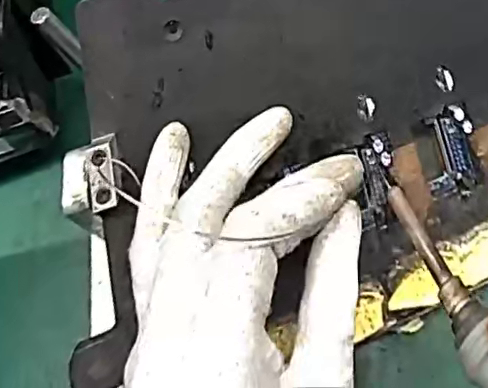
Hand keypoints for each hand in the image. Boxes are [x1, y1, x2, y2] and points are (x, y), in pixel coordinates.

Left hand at [124, 107, 363, 387]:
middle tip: (285, 127)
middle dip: (245, 160)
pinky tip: (163, 174)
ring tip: (191, 131)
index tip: (344, 176)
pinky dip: (154, 207)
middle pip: (201, 218)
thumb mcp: (321, 384)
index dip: (305, 193)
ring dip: (186, 175)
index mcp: (215, 350)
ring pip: (161, 232)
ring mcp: (148, 338)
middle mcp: (168, 337)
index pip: (253, 232)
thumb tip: (343, 218)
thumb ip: (332, 295)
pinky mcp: (147, 340)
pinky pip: (143, 258)